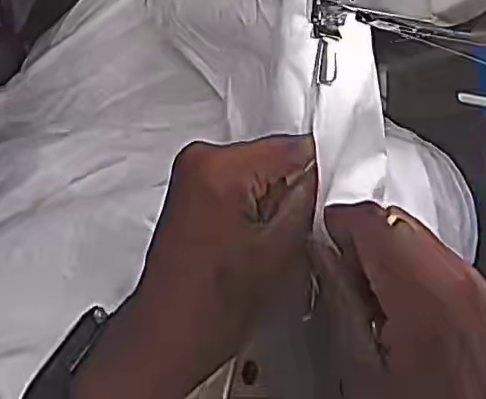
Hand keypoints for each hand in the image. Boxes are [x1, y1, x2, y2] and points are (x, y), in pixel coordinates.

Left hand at [75, 136, 317, 398]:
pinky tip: (243, 235)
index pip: (290, 146)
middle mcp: (200, 158)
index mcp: (222, 168)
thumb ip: (306, 198)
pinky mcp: (186, 183)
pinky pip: (234, 175)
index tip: (319, 193)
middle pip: (270, 154)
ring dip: (267, 193)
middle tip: (285, 228)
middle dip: (288, 184)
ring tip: (259, 237)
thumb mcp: (279, 251)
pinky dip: (247, 198)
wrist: (166, 338)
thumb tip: (317, 174)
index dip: (314, 171)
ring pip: (254, 165)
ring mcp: (189, 169)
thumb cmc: (206, 310)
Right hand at [313, 202, 485, 398]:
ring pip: (413, 232)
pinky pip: (432, 253)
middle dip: (361, 236)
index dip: (340, 221)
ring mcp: (471, 284)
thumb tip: (322, 253)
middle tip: (336, 267)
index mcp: (424, 292)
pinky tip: (390, 301)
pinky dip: (406, 262)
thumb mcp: (360, 368)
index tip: (320, 233)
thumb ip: (339, 299)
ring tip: (362, 292)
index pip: (374, 220)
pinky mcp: (477, 296)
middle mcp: (455, 277)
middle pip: (395, 221)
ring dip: (383, 248)